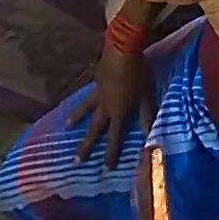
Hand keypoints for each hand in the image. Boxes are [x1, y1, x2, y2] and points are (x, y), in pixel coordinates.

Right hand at [70, 42, 154, 168]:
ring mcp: (98, 92)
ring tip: (68, 126)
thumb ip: (147, 116)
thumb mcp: (147, 95)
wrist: (122, 49)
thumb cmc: (138, 73)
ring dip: (77, 118)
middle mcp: (106, 106)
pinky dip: (82, 98)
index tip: (106, 170)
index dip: (111, 154)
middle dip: (87, 146)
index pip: (115, 139)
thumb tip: (150, 137)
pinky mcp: (96, 79)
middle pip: (95, 129)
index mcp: (119, 112)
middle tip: (76, 161)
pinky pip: (88, 94)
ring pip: (86, 109)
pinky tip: (81, 96)